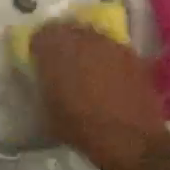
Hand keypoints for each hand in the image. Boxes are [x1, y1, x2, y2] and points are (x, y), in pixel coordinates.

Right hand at [31, 21, 167, 169]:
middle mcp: (83, 40)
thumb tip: (42, 75)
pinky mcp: (132, 56)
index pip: (40, 35)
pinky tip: (108, 75)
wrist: (131, 140)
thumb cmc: (82, 128)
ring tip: (85, 66)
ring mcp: (110, 45)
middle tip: (60, 61)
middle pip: (66, 29)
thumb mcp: (47, 109)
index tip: (37, 61)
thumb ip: (42, 84)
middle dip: (61, 42)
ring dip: (85, 46)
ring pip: (91, 35)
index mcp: (56, 51)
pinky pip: (112, 48)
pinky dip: (106, 56)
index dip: (37, 47)